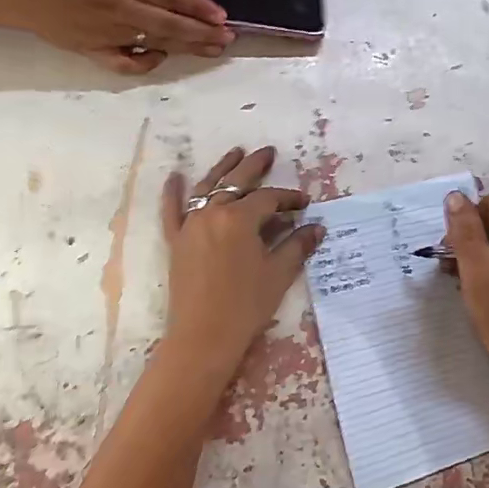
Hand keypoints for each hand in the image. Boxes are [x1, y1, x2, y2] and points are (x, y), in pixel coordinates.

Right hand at [0, 0, 231, 73]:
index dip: (198, 6)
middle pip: (169, 24)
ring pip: (153, 44)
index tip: (222, 15)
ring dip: (185, 48)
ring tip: (210, 50)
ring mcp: (103, 33)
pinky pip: (122, 62)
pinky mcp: (88, 50)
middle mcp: (116, 7)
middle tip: (228, 39)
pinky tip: (160, 58)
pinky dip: (144, 63)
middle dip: (202, 33)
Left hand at [158, 147, 323, 383]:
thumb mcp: (278, 274)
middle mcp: (212, 213)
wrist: (203, 335)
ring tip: (235, 153)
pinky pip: (171, 210)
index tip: (305, 205)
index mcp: (239, 218)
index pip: (269, 199)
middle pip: (236, 182)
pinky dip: (172, 192)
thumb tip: (316, 227)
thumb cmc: (245, 305)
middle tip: (268, 152)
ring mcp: (190, 225)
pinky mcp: (176, 241)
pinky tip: (175, 175)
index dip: (289, 199)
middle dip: (254, 167)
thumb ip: (297, 245)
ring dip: (222, 168)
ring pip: (205, 188)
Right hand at [442, 192, 488, 372]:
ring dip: (464, 249)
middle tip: (450, 262)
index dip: (466, 221)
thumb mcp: (478, 273)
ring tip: (454, 272)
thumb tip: (454, 197)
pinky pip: (487, 251)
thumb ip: (466, 234)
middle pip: (487, 219)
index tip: (453, 246)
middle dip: (463, 235)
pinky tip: (462, 277)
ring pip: (484, 235)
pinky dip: (471, 260)